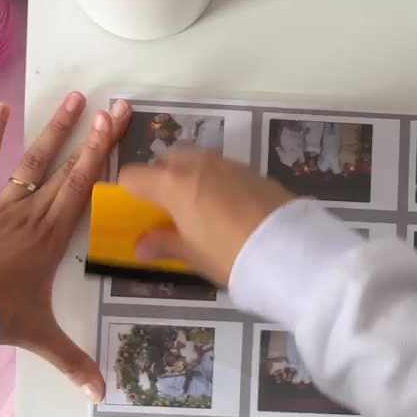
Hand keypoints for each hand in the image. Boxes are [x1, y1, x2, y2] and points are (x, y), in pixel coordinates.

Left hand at [0, 93, 131, 401]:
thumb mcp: (36, 334)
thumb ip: (71, 360)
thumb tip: (101, 393)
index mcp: (50, 236)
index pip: (82, 186)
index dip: (101, 152)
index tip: (116, 122)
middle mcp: (29, 212)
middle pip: (64, 167)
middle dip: (89, 135)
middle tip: (109, 103)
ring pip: (30, 161)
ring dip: (52, 130)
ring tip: (70, 98)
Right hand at [117, 151, 292, 284]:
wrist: (288, 248)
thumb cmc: (229, 254)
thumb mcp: (192, 255)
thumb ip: (164, 244)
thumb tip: (141, 245)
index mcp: (172, 183)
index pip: (133, 176)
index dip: (129, 192)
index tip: (136, 211)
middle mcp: (195, 164)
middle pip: (164, 162)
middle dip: (160, 181)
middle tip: (167, 211)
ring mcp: (224, 162)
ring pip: (193, 161)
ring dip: (187, 178)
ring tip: (197, 209)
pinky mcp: (249, 168)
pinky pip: (218, 168)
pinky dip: (212, 181)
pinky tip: (224, 207)